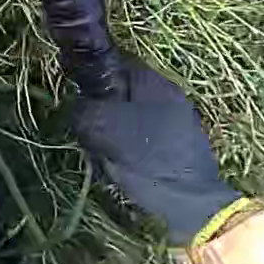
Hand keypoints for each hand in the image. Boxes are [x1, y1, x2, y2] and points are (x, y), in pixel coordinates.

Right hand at [72, 55, 240, 240]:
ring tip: (101, 147)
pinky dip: (125, 141)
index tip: (74, 88)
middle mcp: (167, 95)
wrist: (190, 203)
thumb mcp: (104, 128)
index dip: (91, 71)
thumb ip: (84, 106)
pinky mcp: (175, 143)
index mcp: (153, 83)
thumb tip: (76, 101)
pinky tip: (118, 159)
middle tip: (85, 123)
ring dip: (111, 125)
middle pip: (122, 87)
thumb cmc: (147, 158)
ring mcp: (174, 119)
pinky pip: (140, 132)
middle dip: (101, 103)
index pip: (116, 61)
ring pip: (129, 111)